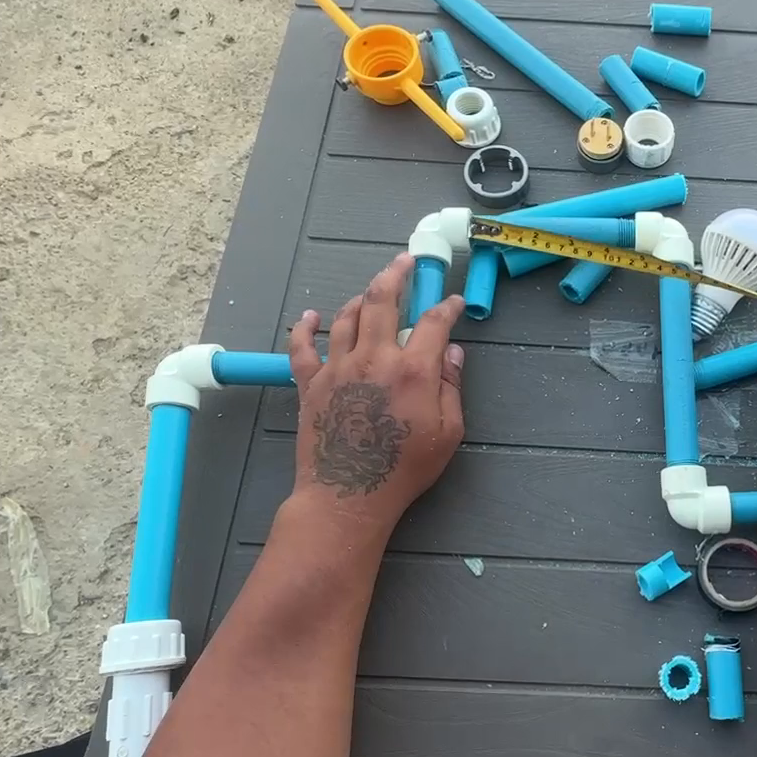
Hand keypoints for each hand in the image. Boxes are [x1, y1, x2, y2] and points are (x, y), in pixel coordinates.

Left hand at [285, 254, 465, 536]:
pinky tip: (311, 316)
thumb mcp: (448, 432)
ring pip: (346, 316)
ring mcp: (337, 368)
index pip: (433, 323)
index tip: (454, 302)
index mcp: (413, 370)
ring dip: (360, 298)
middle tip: (405, 262)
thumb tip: (453, 354)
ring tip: (371, 292)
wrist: (349, 494)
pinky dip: (306, 327)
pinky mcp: (310, 383)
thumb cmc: (405, 469)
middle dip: (396, 274)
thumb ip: (451, 388)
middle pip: (381, 301)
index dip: (447, 307)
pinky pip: (303, 346)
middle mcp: (374, 358)